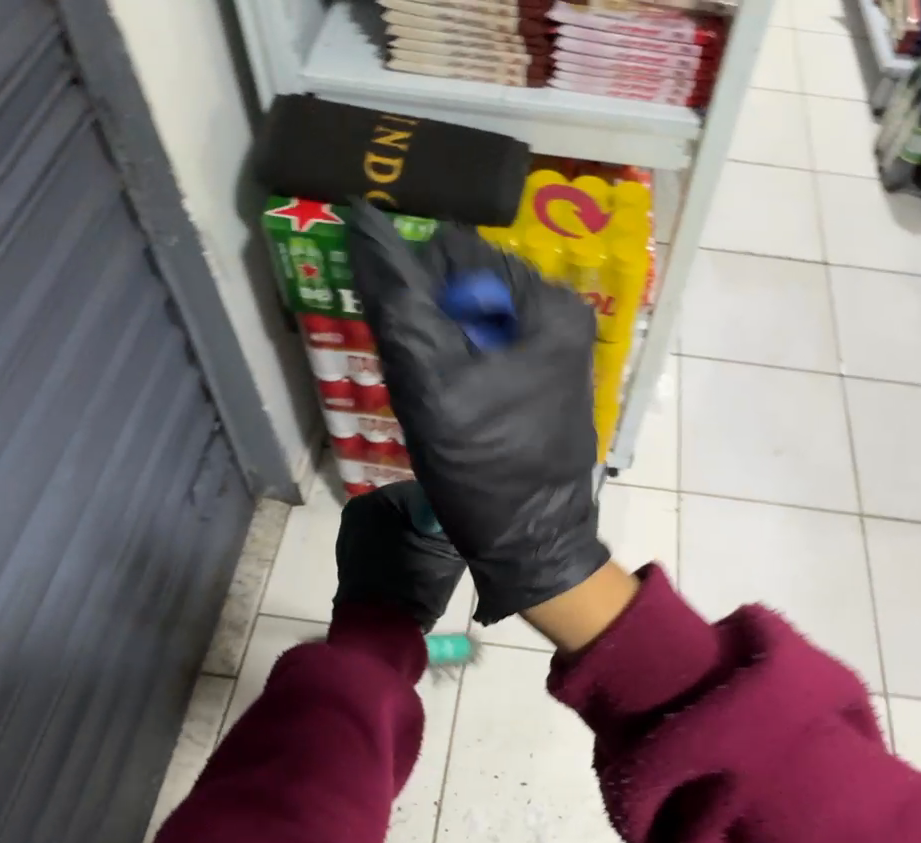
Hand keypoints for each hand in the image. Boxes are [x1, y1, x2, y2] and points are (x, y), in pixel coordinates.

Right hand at [347, 202, 608, 623]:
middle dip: (431, 320)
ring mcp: (556, 348)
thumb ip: (397, 300)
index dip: (412, 288)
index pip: (455, 253)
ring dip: (442, 347)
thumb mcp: (431, 382)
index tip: (402, 341)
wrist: (532, 543)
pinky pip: (488, 350)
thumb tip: (360, 220)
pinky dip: (461, 369)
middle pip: (467, 284)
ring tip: (442, 400)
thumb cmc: (484, 468)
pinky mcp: (547, 378)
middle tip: (424, 380)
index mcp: (547, 303)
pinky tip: (458, 409)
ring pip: (472, 319)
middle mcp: (560, 314)